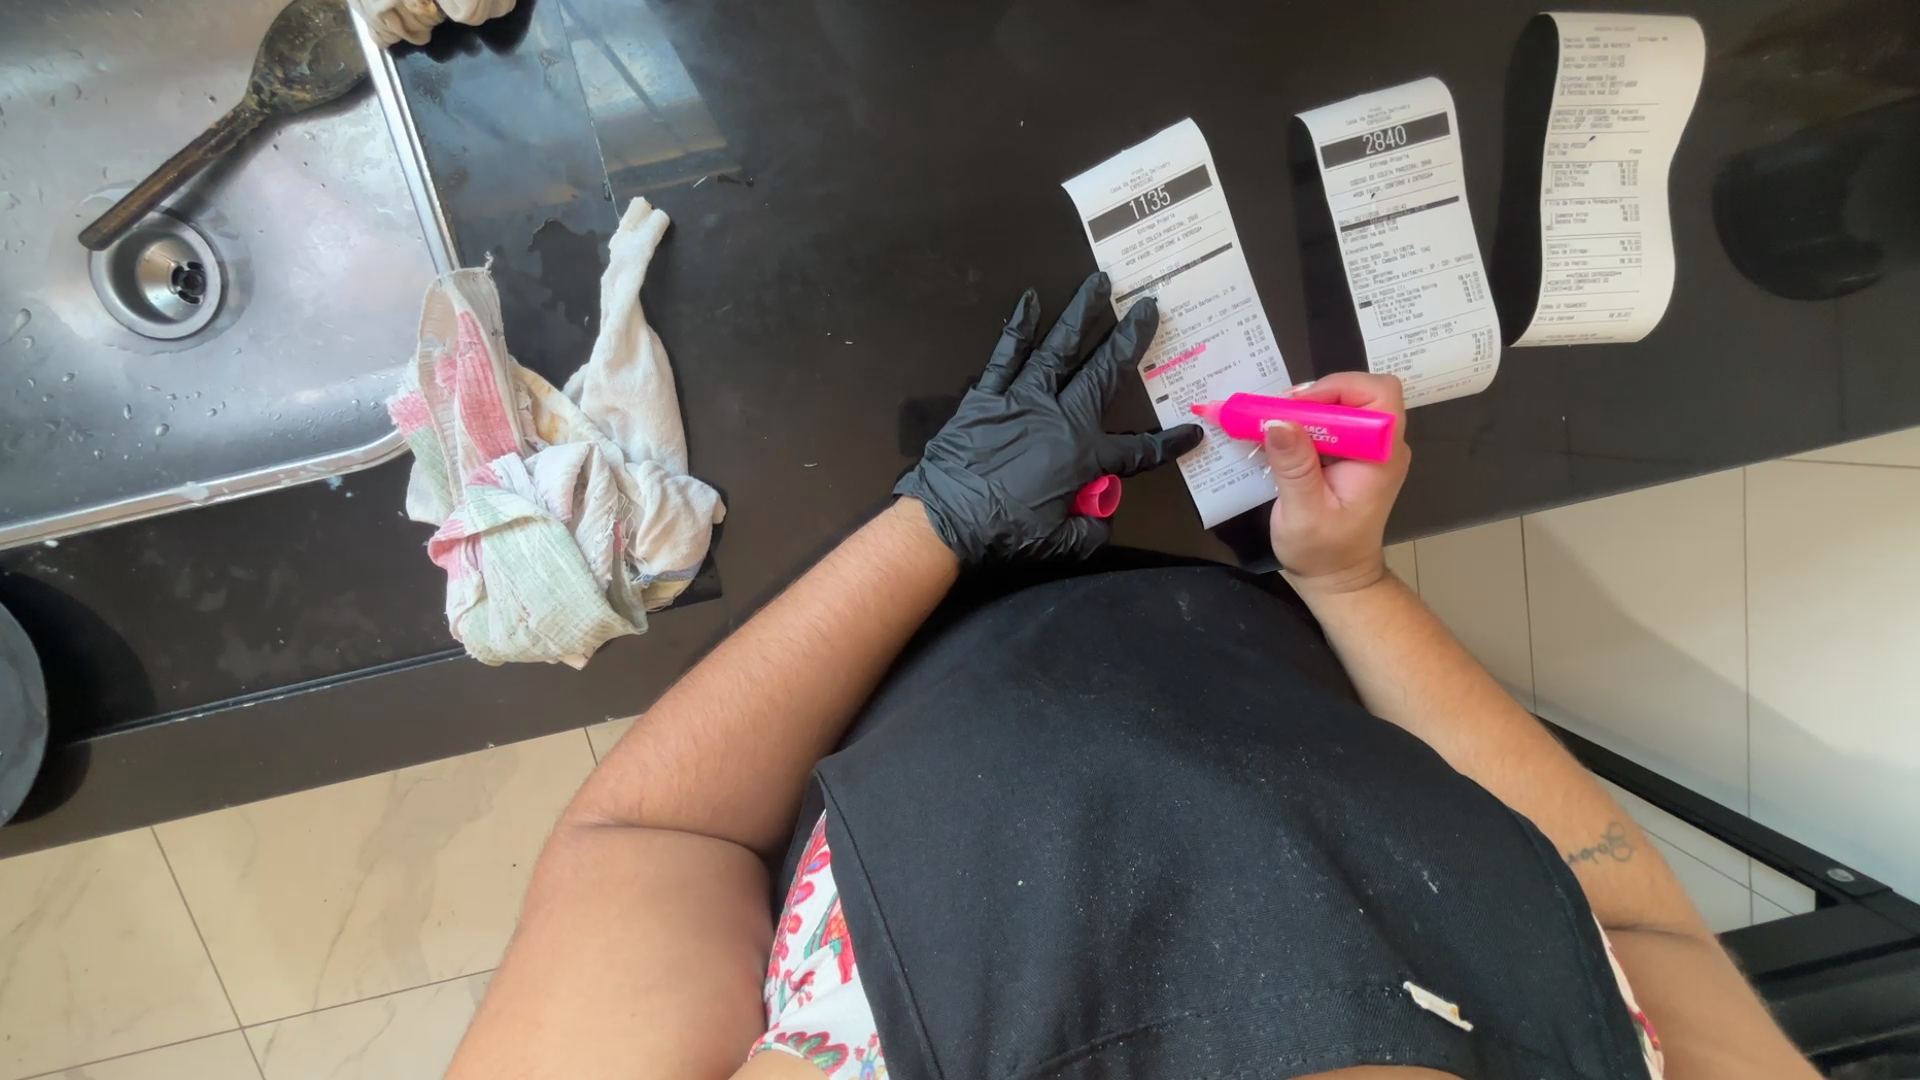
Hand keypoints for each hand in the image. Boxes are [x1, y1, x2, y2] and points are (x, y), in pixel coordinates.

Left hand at [896, 273, 1203, 562]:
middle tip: (1149, 305)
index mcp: (1083, 455)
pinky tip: (1029, 300)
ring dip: (1081, 314)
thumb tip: (1102, 519)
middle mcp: (1060, 417)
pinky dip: (1017, 328)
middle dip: (1130, 339)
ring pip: (1059, 349)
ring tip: (1099, 282)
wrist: (947, 520)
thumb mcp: (1060, 544)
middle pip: (1103, 373)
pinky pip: (1005, 356)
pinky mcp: (988, 396)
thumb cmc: (1006, 533)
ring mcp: (1023, 400)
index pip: (1136, 450)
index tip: (1192, 432)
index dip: (1167, 443)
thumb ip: (1090, 531)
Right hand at [1263, 372, 1410, 595]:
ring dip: (1302, 409)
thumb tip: (1277, 421)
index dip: (1337, 388)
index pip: (1377, 395)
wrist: (1336, 576)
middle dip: (1312, 396)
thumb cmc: (1323, 551)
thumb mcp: (1302, 511)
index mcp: (1380, 456)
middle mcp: (1380, 445)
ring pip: (1340, 405)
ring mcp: (1366, 449)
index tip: (1295, 407)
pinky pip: (1329, 423)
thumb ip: (1293, 466)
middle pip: (1357, 393)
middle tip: (1273, 414)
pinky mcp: (1348, 454)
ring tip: (1268, 424)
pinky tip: (1275, 436)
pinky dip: (1300, 422)